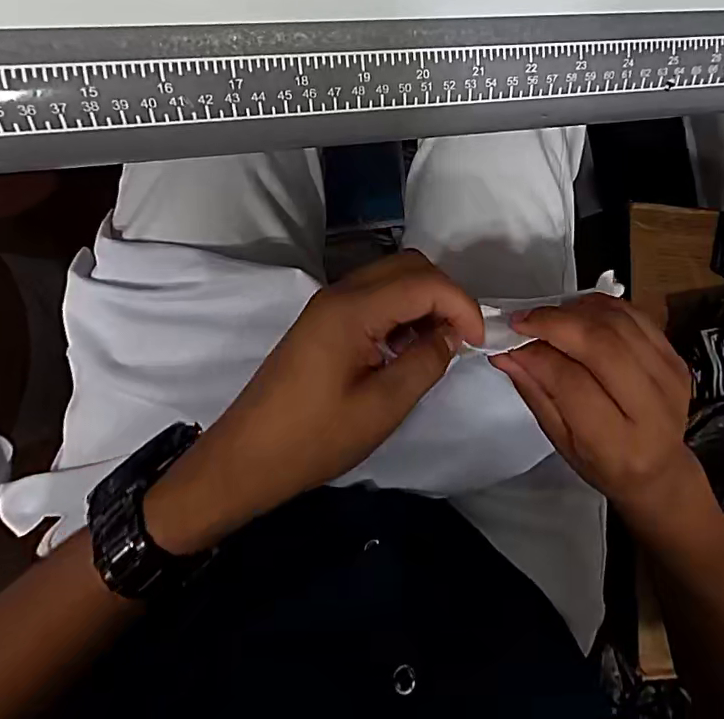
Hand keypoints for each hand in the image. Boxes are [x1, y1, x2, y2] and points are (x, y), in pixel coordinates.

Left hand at [145, 251, 484, 554]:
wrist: (246, 458)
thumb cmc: (314, 439)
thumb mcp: (381, 407)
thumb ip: (425, 362)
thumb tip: (451, 335)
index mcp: (352, 310)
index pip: (423, 282)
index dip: (461, 305)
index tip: (478, 341)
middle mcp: (339, 293)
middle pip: (408, 265)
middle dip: (444, 294)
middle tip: (459, 338)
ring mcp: (328, 304)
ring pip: (391, 276)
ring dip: (423, 300)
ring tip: (436, 345)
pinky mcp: (324, 319)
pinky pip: (374, 296)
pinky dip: (400, 310)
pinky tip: (405, 348)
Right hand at [491, 293, 703, 527]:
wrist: (660, 470)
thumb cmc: (605, 462)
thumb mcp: (561, 440)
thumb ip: (534, 392)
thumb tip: (506, 352)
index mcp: (618, 444)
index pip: (572, 383)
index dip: (537, 354)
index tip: (510, 340)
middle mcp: (652, 409)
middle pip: (601, 345)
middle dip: (555, 322)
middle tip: (523, 319)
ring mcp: (669, 378)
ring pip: (617, 323)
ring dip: (575, 310)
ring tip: (548, 316)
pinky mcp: (675, 358)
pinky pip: (634, 315)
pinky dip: (600, 306)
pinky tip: (578, 312)